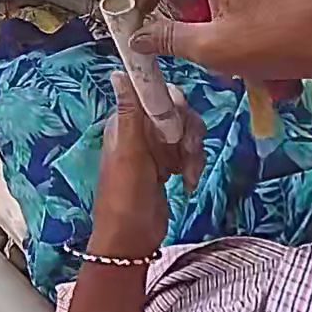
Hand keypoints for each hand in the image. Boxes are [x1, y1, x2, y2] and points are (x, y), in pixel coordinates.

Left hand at [89, 72, 203, 257]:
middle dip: (188, 132)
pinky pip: (190, 151)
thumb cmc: (125, 195)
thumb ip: (129, 112)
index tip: (178, 124)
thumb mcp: (129, 152)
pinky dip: (194, 165)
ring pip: (187, 131)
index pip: (155, 93)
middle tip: (188, 152)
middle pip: (177, 111)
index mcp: (126, 120)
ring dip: (193, 151)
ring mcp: (156, 146)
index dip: (171, 104)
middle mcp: (141, 128)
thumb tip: (117, 72)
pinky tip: (187, 182)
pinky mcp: (169, 162)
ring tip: (187, 173)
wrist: (132, 239)